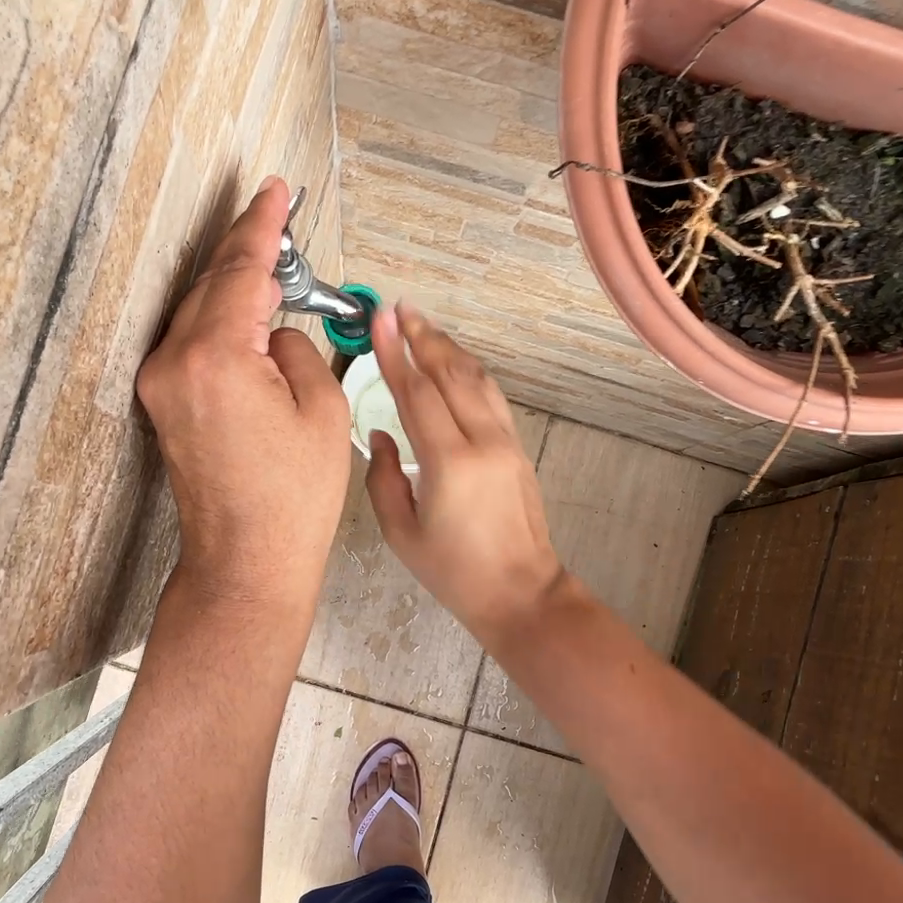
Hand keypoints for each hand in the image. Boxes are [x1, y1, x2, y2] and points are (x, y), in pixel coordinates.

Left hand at [137, 176, 350, 606]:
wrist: (246, 563)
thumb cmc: (292, 499)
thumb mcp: (320, 409)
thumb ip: (294, 347)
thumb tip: (274, 332)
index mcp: (216, 357)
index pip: (239, 269)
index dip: (261, 225)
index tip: (273, 190)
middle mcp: (174, 364)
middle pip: (211, 284)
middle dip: (248, 255)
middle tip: (282, 228)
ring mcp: (161, 386)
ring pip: (198, 312)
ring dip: (234, 290)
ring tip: (273, 275)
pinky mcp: (163, 406)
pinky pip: (192, 344)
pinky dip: (220, 324)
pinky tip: (248, 320)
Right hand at [365, 302, 565, 640]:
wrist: (521, 594)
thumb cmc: (453, 573)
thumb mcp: (401, 533)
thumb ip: (383, 478)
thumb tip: (382, 435)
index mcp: (449, 463)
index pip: (416, 393)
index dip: (394, 353)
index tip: (381, 319)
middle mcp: (482, 442)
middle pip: (450, 374)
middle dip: (423, 337)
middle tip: (400, 308)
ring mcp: (506, 442)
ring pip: (477, 379)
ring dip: (449, 348)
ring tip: (423, 327)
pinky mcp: (518, 449)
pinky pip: (490, 397)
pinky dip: (468, 372)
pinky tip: (454, 364)